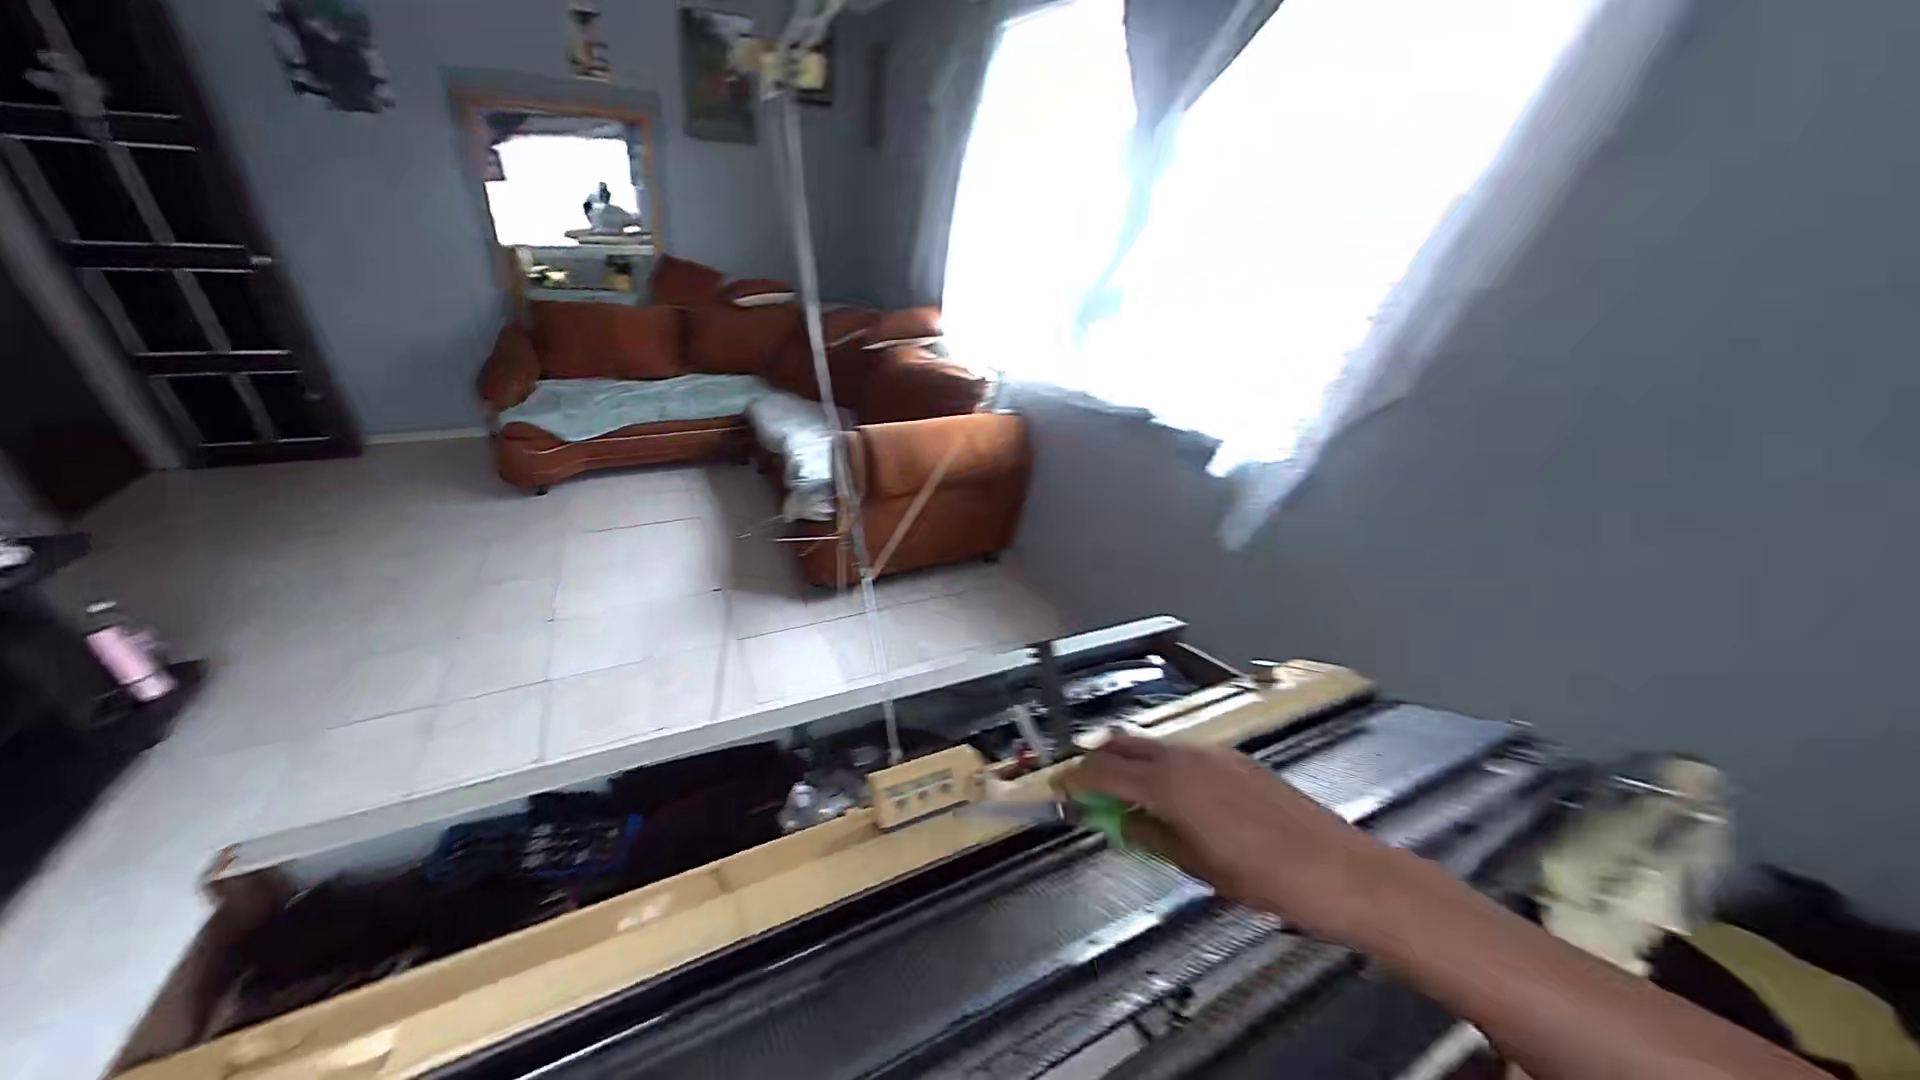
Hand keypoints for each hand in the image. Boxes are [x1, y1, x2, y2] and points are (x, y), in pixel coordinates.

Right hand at [1057, 733, 1410, 944]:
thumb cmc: (1266, 879)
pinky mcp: (1236, 758)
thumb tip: (1120, 824)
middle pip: (1123, 744)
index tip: (1058, 789)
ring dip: (1130, 762)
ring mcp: (1214, 752)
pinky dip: (1162, 766)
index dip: (1076, 779)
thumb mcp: (1198, 866)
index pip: (1104, 772)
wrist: (1343, 871)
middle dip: (1097, 760)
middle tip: (1084, 786)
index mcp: (1170, 785)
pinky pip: (1183, 753)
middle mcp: (1186, 757)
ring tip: (1126, 794)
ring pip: (1154, 746)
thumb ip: (1151, 837)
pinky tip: (1172, 794)